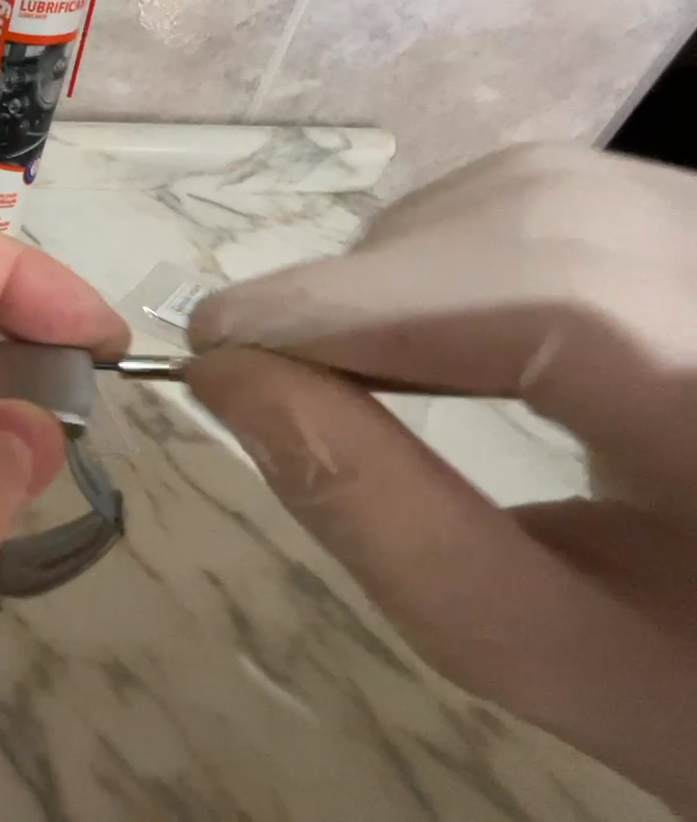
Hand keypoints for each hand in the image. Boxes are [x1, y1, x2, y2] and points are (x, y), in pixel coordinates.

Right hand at [183, 143, 696, 813]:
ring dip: (396, 266)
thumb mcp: (528, 642)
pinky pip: (559, 197)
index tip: (216, 348)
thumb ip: (372, 515)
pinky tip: (439, 328)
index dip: (354, 305)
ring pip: (537, 192)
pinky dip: (445, 249)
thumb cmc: (684, 674)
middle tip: (278, 368)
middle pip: (542, 223)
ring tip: (364, 361)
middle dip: (363, 288)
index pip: (558, 303)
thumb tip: (225, 376)